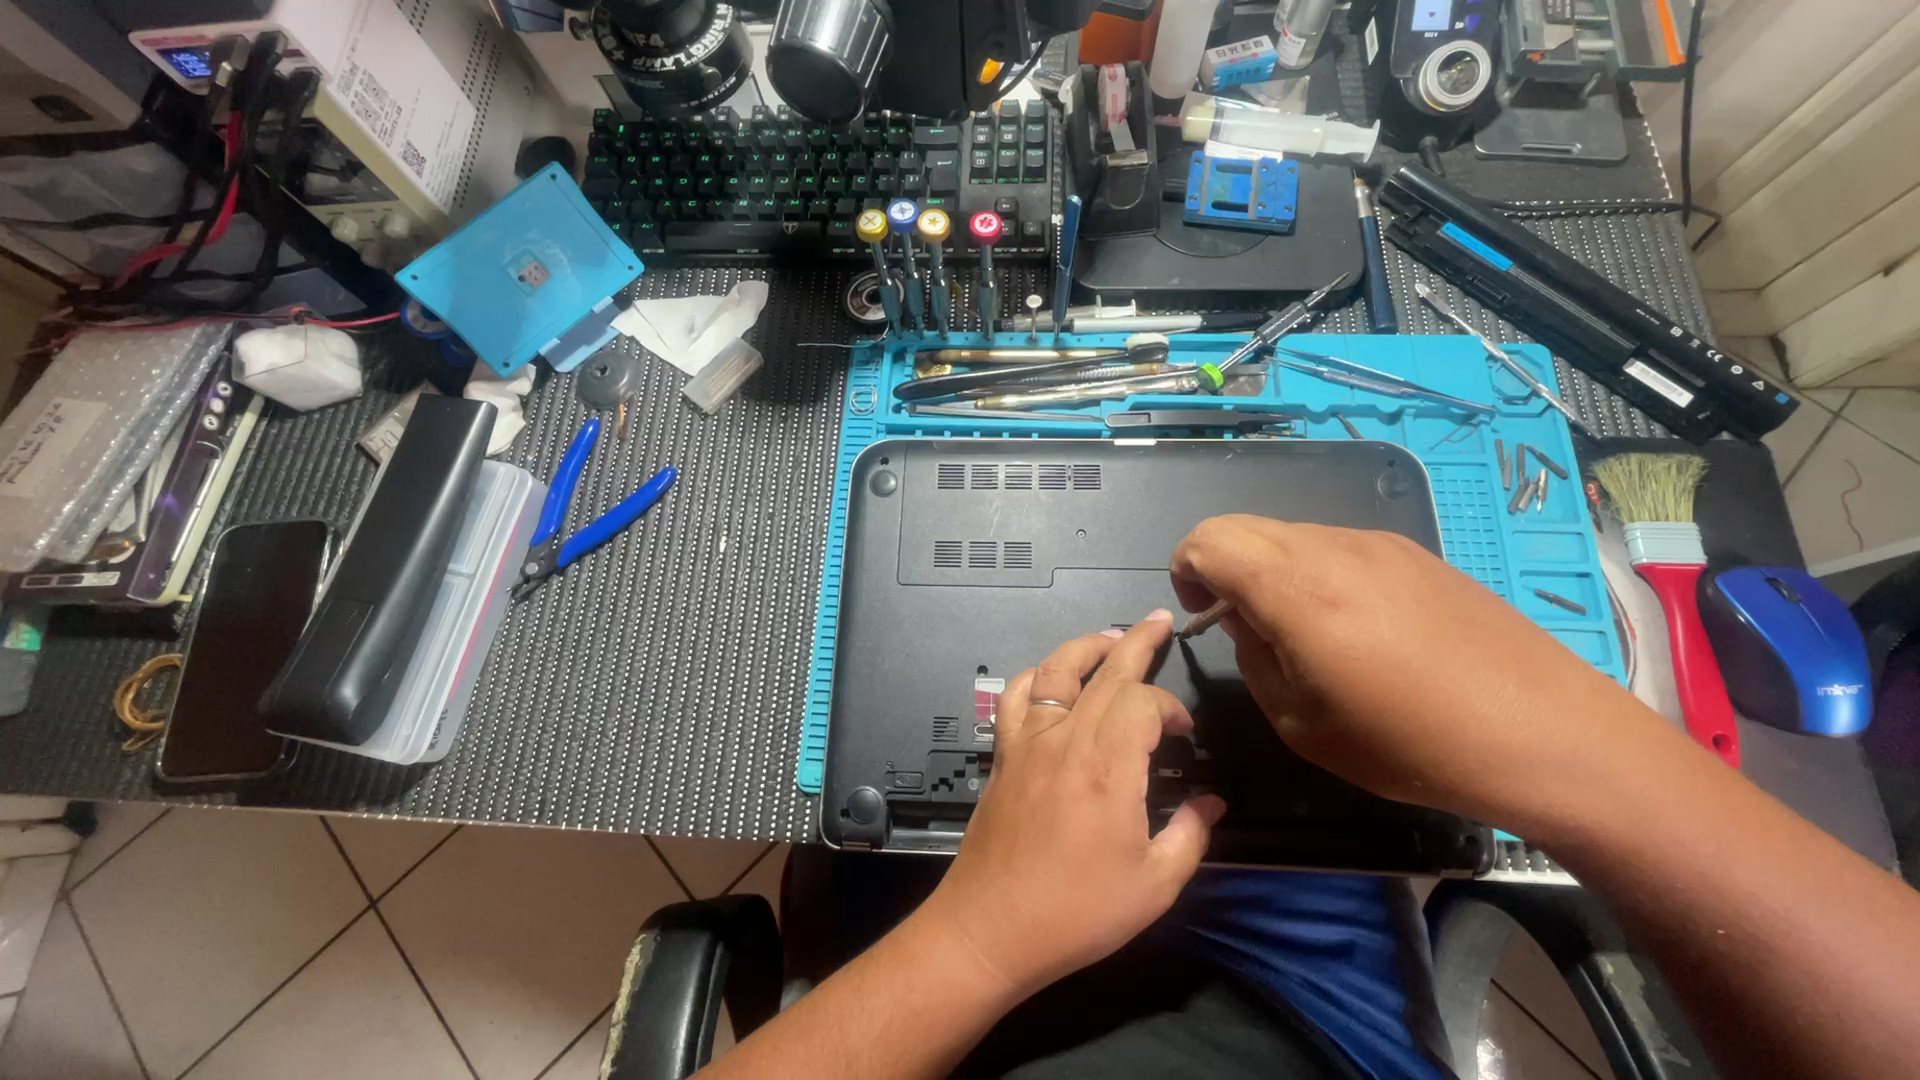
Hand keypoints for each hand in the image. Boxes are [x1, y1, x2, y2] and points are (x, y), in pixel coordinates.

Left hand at [914, 612, 1226, 998]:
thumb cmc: (1077, 913)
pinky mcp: (1003, 754)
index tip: (1184, 737)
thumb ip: (1190, 835)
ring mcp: (1027, 742)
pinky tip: (1053, 677)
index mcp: (1108, 767)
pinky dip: (1037, 675)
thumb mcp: (1154, 885)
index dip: (1171, 709)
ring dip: (1086, 645)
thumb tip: (1211, 802)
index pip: (1144, 702)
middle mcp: (1065, 740)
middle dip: (1138, 640)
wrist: (990, 928)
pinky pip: (1016, 697)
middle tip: (1160, 620)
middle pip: (1104, 670)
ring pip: (1055, 670)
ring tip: (1111, 637)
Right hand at [1168, 515, 1677, 832]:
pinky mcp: (1418, 554)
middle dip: (1222, 567)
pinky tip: (1357, 629)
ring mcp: (1381, 544)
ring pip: (1291, 534)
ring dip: (1271, 570)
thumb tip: (1245, 620)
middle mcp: (1333, 547)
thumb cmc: (1410, 743)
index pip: (1206, 538)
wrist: (1547, 736)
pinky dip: (1316, 573)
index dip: (1184, 570)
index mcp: (1295, 588)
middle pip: (1244, 527)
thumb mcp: (1300, 721)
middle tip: (1244, 627)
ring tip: (1305, 635)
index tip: (1200, 614)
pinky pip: (1338, 547)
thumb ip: (1254, 656)